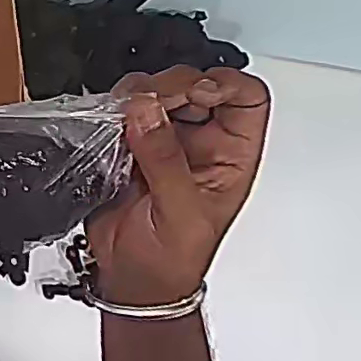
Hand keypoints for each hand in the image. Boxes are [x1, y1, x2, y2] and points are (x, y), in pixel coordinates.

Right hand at [86, 66, 269, 306]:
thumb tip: (148, 111)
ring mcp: (165, 135)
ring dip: (142, 91)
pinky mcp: (131, 136)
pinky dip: (116, 103)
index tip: (198, 91)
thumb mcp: (182, 217)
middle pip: (198, 83)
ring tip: (129, 115)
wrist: (130, 277)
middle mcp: (200, 139)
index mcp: (230, 155)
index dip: (227, 84)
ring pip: (160, 87)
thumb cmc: (171, 261)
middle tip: (151, 103)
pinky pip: (126, 103)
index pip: (246, 99)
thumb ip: (166, 162)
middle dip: (175, 85)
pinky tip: (113, 122)